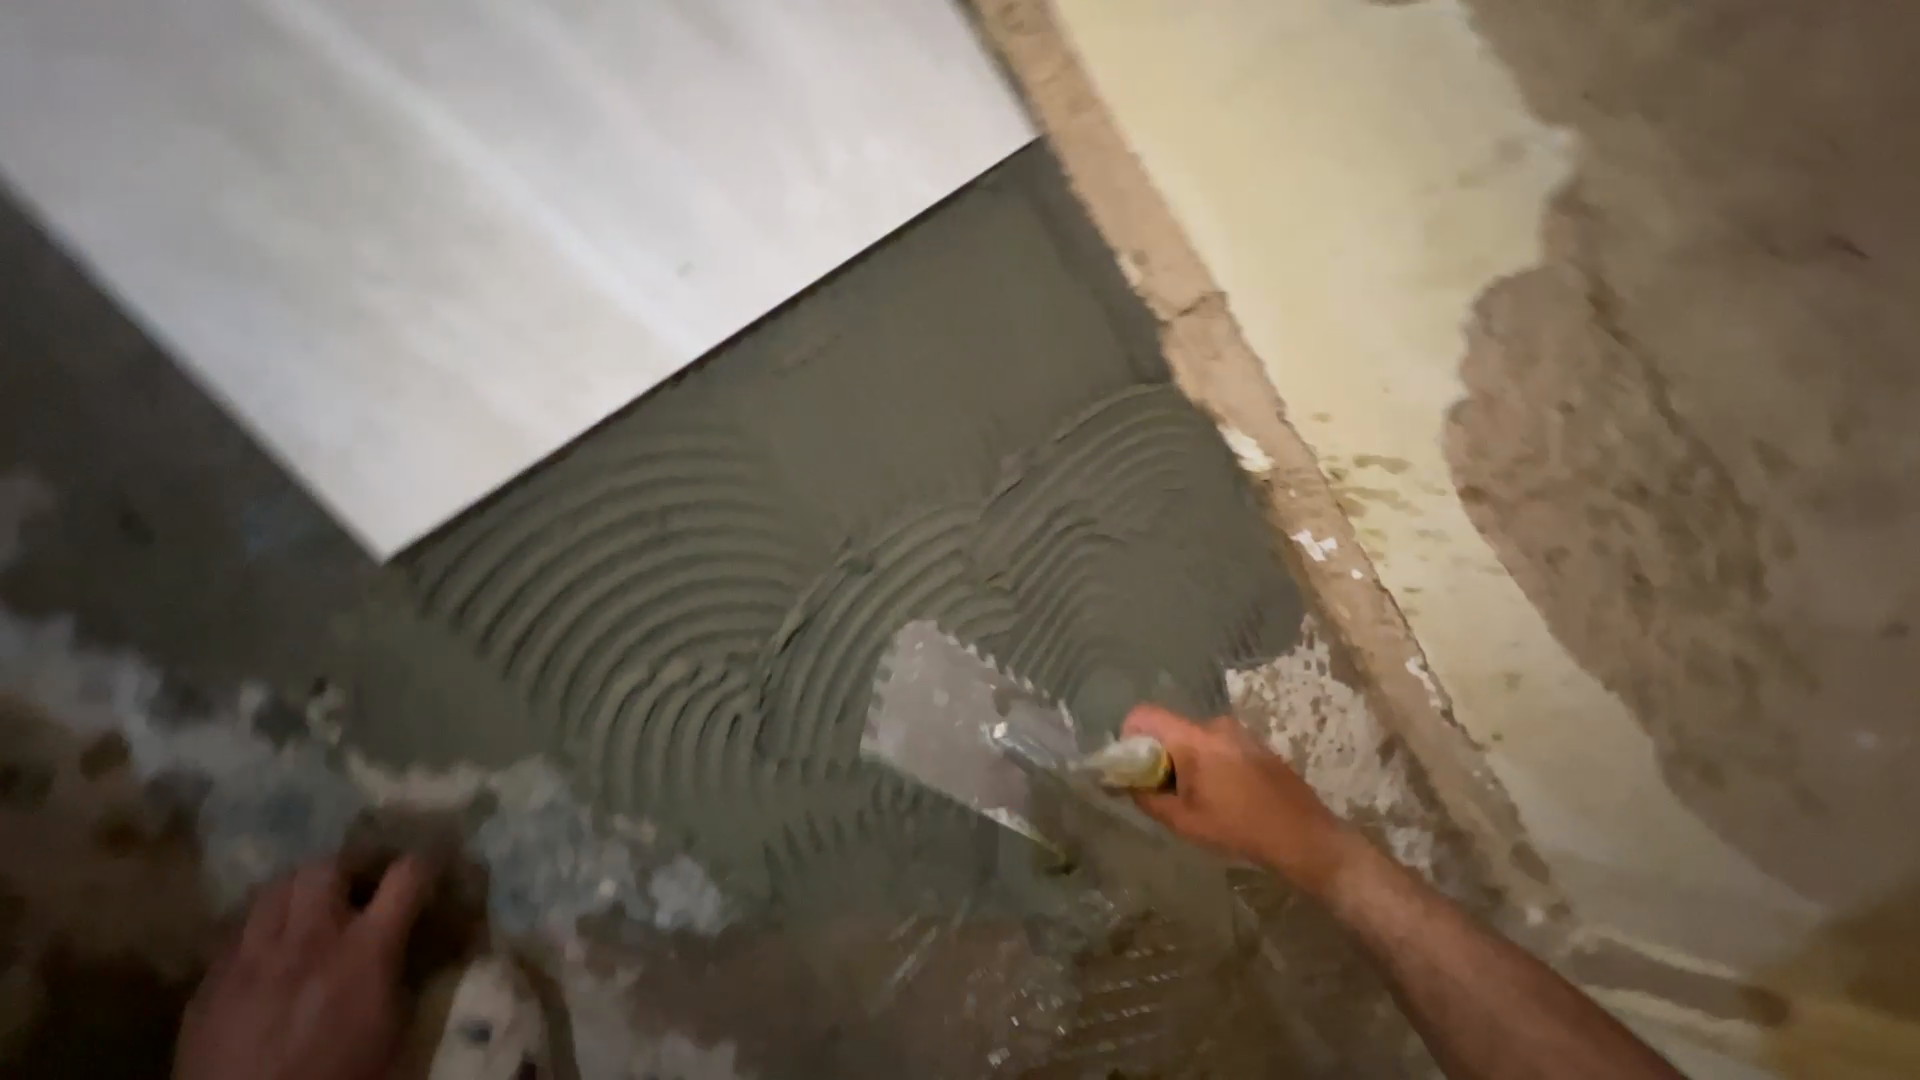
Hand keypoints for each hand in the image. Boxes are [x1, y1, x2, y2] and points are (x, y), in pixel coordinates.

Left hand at [175, 856, 429, 1079]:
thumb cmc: (341, 1074)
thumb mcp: (395, 1023)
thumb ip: (404, 967)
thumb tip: (414, 936)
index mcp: (366, 948)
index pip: (407, 873)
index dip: (424, 864)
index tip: (427, 872)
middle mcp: (309, 938)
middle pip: (328, 864)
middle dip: (350, 866)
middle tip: (361, 885)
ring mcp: (252, 956)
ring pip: (275, 886)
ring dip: (302, 889)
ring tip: (313, 909)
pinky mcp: (211, 980)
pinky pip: (238, 928)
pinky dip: (262, 925)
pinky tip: (272, 948)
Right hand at [1123, 704, 1359, 894]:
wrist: (1305, 838)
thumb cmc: (1239, 829)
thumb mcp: (1183, 822)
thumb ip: (1146, 798)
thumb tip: (1124, 784)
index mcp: (1193, 739)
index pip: (1144, 714)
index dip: (1128, 736)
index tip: (1131, 766)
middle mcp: (1215, 725)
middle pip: (1169, 728)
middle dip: (1159, 755)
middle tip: (1163, 790)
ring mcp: (1239, 732)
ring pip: (1193, 738)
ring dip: (1185, 760)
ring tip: (1197, 798)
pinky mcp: (1256, 744)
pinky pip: (1217, 744)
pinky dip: (1208, 762)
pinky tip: (1224, 795)